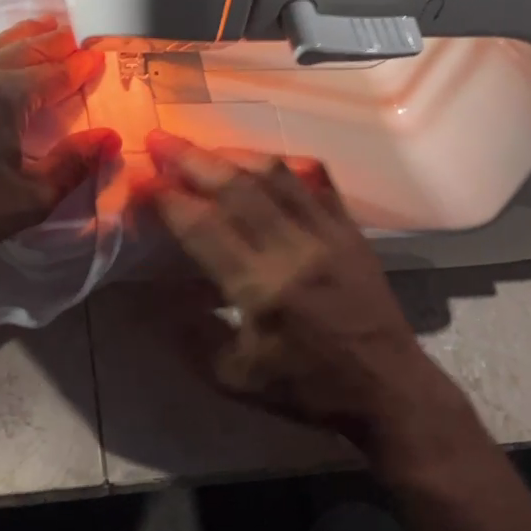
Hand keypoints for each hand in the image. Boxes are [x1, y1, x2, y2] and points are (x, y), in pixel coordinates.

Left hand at [0, 17, 119, 278]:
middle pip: (19, 49)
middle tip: (70, 35)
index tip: (96, 59)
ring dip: (10, 39)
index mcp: (3, 96)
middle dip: (50, 43)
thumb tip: (110, 138)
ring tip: (32, 29)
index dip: (79, 67)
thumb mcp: (30, 199)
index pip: (53, 73)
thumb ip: (73, 165)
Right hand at [141, 129, 425, 439]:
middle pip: (236, 187)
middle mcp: (294, 249)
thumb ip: (191, 333)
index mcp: (262, 288)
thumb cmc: (308, 389)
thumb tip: (155, 296)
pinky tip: (260, 163)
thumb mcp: (235, 378)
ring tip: (201, 149)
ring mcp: (328, 234)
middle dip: (191, 159)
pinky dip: (282, 167)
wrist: (390, 391)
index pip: (203, 226)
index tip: (140, 179)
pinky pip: (316, 182)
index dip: (167, 198)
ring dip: (232, 155)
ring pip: (276, 175)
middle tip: (159, 140)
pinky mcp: (351, 231)